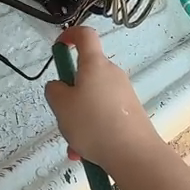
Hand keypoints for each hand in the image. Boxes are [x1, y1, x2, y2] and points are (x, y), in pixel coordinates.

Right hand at [44, 25, 168, 180]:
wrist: (135, 154)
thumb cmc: (94, 124)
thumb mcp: (61, 106)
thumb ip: (54, 91)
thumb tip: (60, 86)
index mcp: (95, 65)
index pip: (85, 35)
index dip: (69, 35)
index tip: (58, 47)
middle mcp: (112, 74)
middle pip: (85, 75)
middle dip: (70, 95)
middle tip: (63, 116)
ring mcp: (123, 94)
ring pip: (92, 100)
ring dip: (79, 119)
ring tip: (75, 146)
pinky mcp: (130, 113)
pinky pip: (104, 116)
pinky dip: (93, 130)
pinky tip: (87, 153)